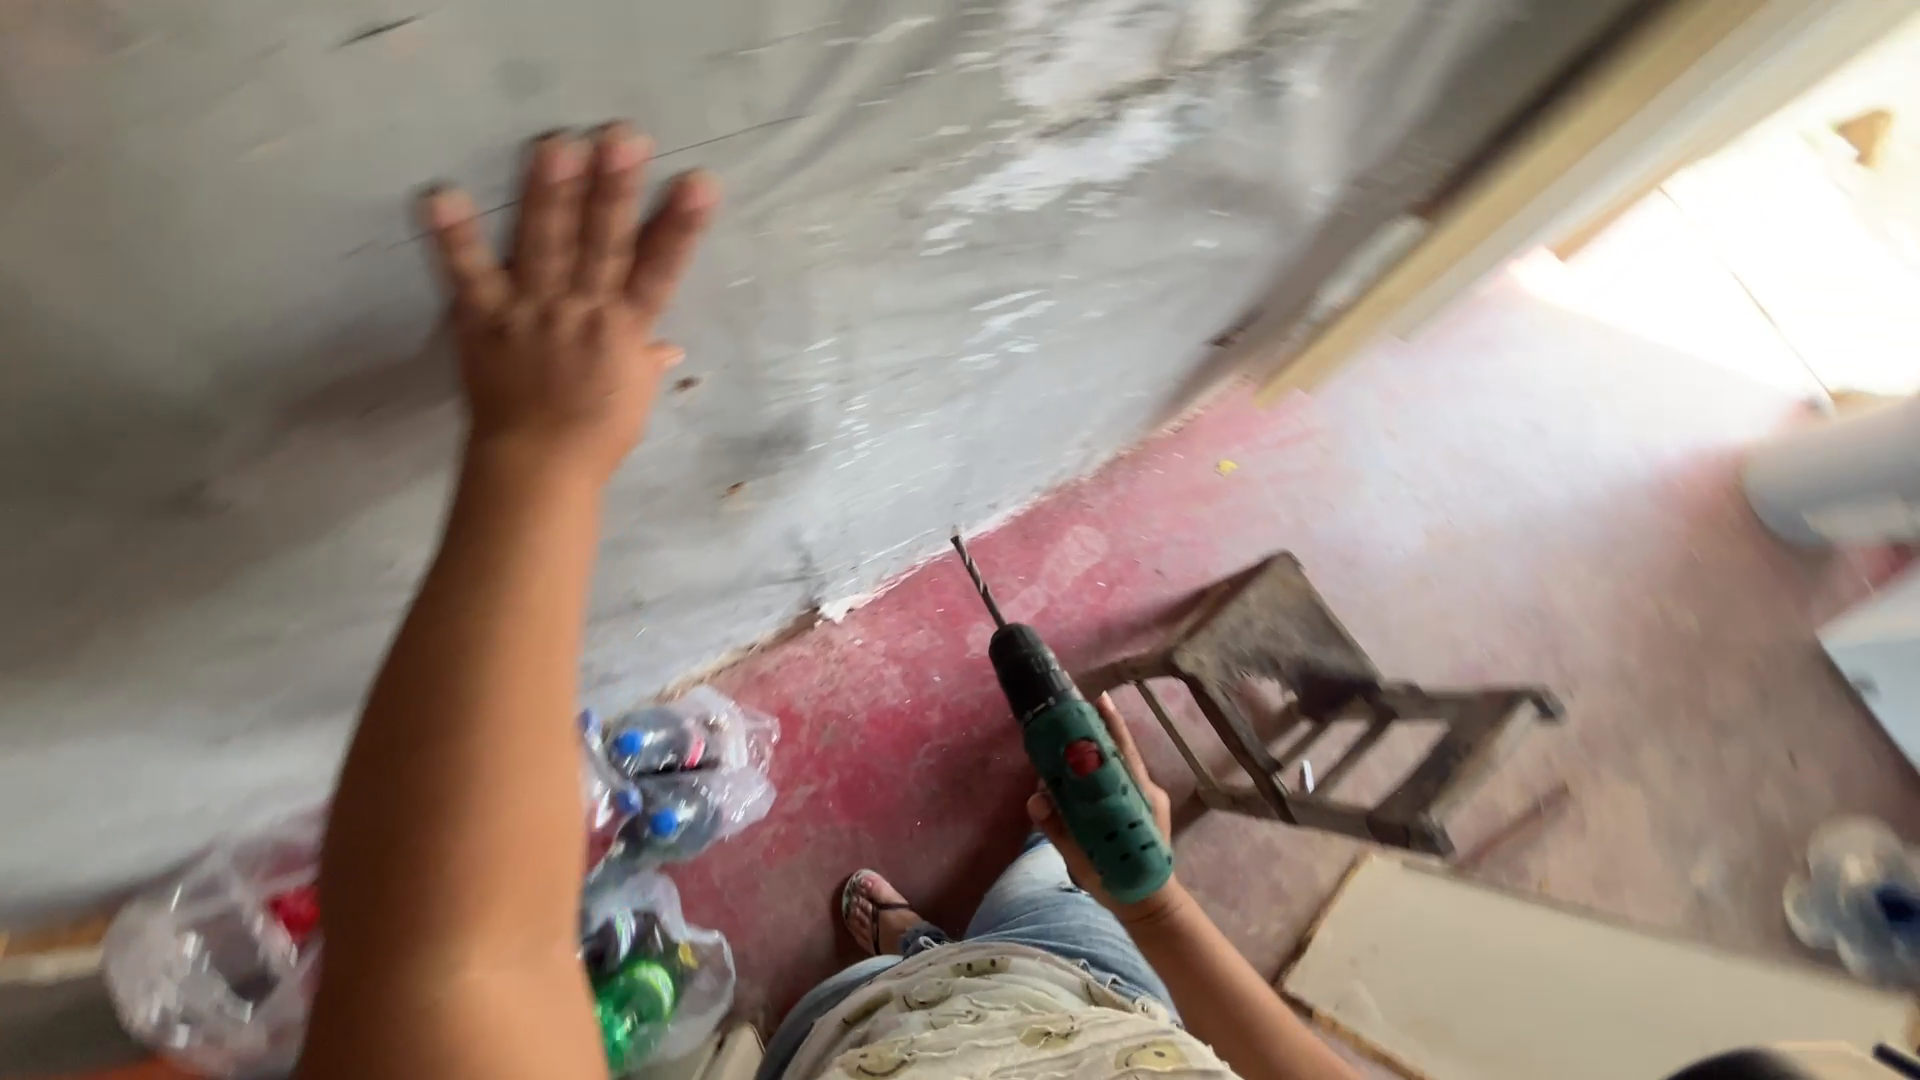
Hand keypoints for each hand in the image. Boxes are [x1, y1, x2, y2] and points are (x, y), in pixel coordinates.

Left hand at [419, 124, 718, 480]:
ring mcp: (533, 312)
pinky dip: (453, 239)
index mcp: (626, 331)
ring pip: (545, 245)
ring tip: (556, 143)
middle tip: (623, 137)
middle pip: (604, 244)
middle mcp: (584, 311)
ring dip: (550, 194)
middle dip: (615, 190)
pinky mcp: (484, 321)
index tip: (699, 185)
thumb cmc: (598, 436)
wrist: (540, 466)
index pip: (660, 271)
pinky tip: (440, 193)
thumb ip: (646, 362)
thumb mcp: (635, 399)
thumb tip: (666, 345)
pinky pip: (468, 276)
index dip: (680, 227)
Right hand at [1026, 693, 1185, 923]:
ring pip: (1110, 767)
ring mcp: (1139, 797)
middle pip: (1113, 753)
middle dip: (1090, 735)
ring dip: (1087, 756)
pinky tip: (1070, 776)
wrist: (1147, 903)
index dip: (1111, 724)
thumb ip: (1058, 827)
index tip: (1098, 699)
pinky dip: (1091, 773)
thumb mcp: (1083, 856)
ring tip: (1059, 750)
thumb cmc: (1121, 877)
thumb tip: (1035, 798)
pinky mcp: (1135, 807)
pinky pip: (1112, 781)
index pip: (1123, 750)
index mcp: (1137, 794)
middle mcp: (1141, 789)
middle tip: (1064, 722)